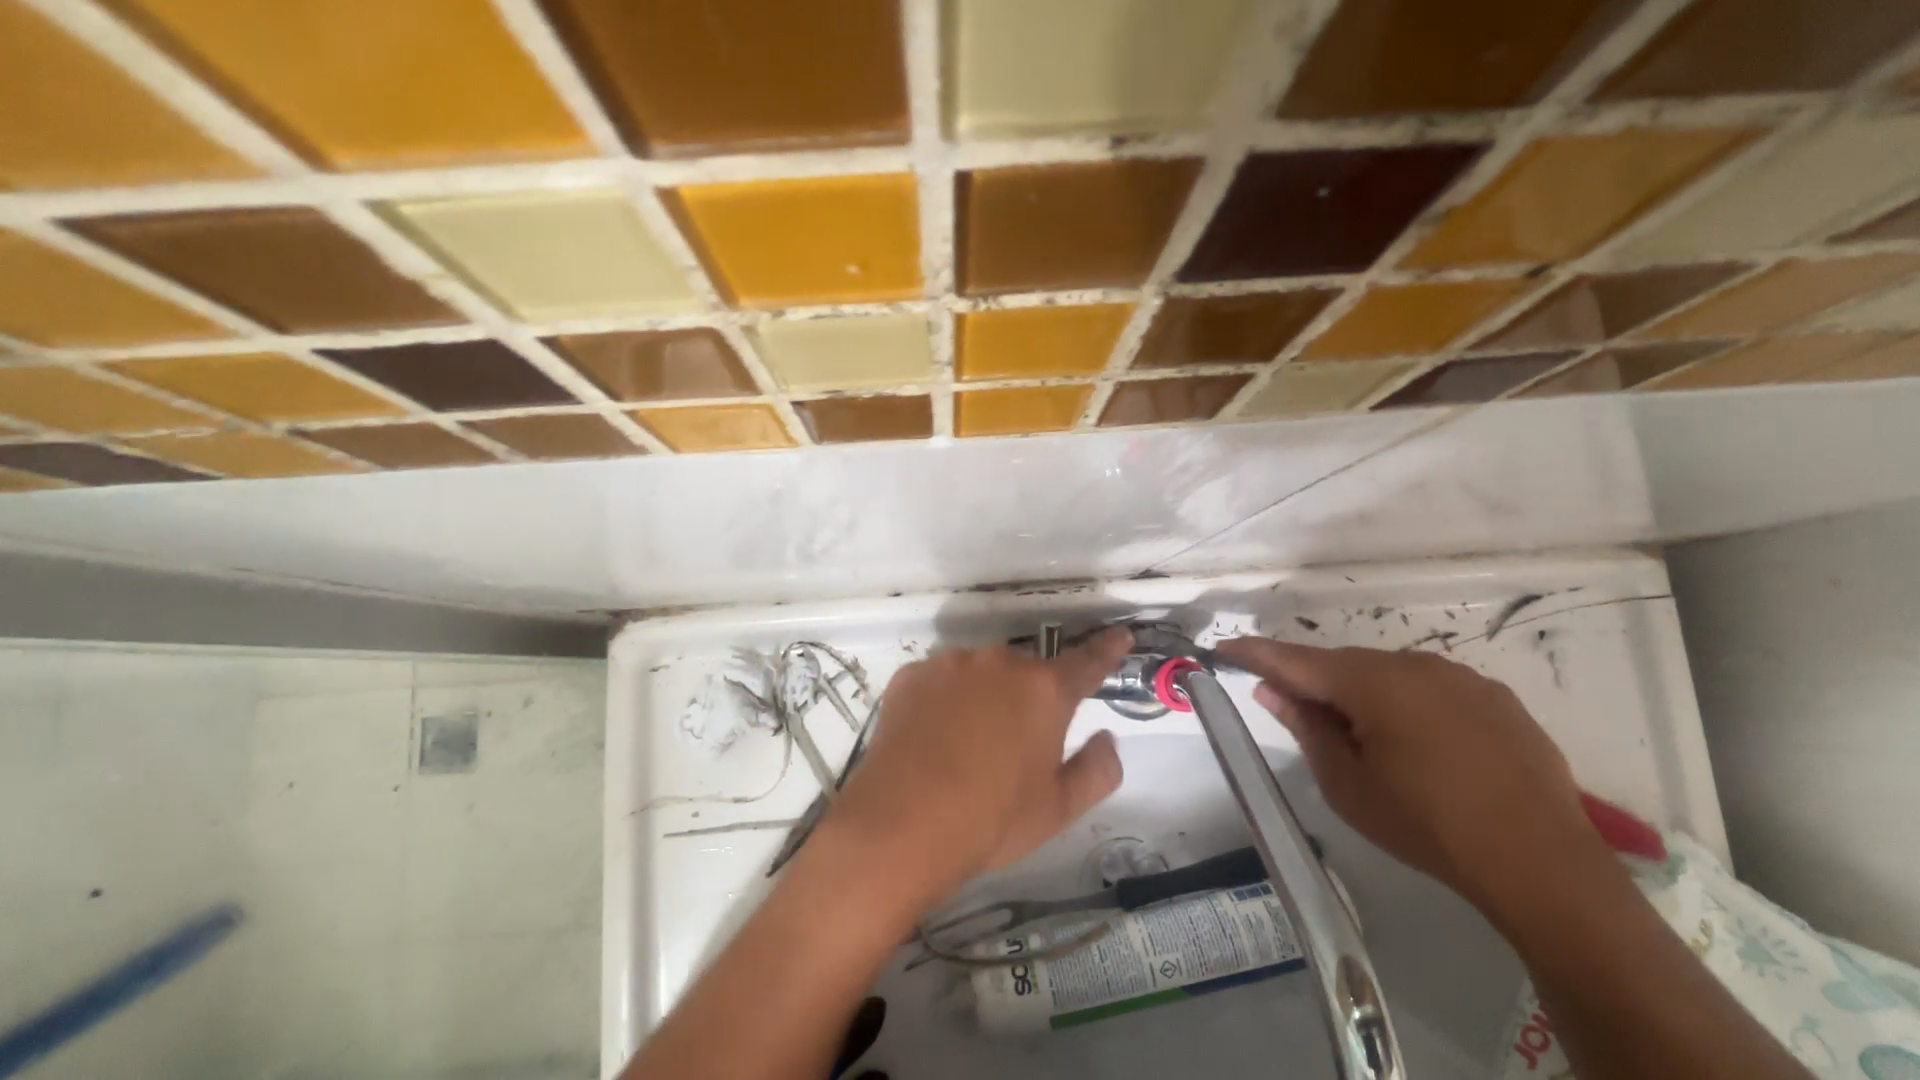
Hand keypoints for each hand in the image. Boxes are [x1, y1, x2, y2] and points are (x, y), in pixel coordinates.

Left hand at [823, 628, 1132, 903]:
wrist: (899, 826)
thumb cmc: (991, 820)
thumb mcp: (1059, 809)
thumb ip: (1097, 770)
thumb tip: (1106, 739)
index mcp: (1044, 690)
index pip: (1086, 662)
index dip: (1107, 649)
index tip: (1121, 636)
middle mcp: (999, 663)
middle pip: (1027, 672)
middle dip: (1030, 697)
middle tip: (1018, 743)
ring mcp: (949, 665)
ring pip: (981, 673)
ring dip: (986, 696)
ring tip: (968, 745)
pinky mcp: (909, 677)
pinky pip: (940, 681)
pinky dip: (945, 701)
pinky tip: (934, 738)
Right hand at [1215, 638, 1606, 911]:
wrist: (1539, 859)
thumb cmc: (1426, 824)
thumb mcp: (1348, 786)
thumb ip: (1308, 730)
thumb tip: (1275, 691)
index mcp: (1373, 683)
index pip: (1297, 659)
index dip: (1257, 654)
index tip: (1224, 648)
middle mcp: (1416, 665)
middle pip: (1346, 665)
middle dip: (1314, 682)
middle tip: (1293, 710)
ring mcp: (1463, 679)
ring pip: (1391, 676)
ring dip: (1364, 695)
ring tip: (1361, 740)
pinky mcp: (1497, 700)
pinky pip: (1432, 690)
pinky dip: (1407, 706)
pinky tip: (1418, 747)